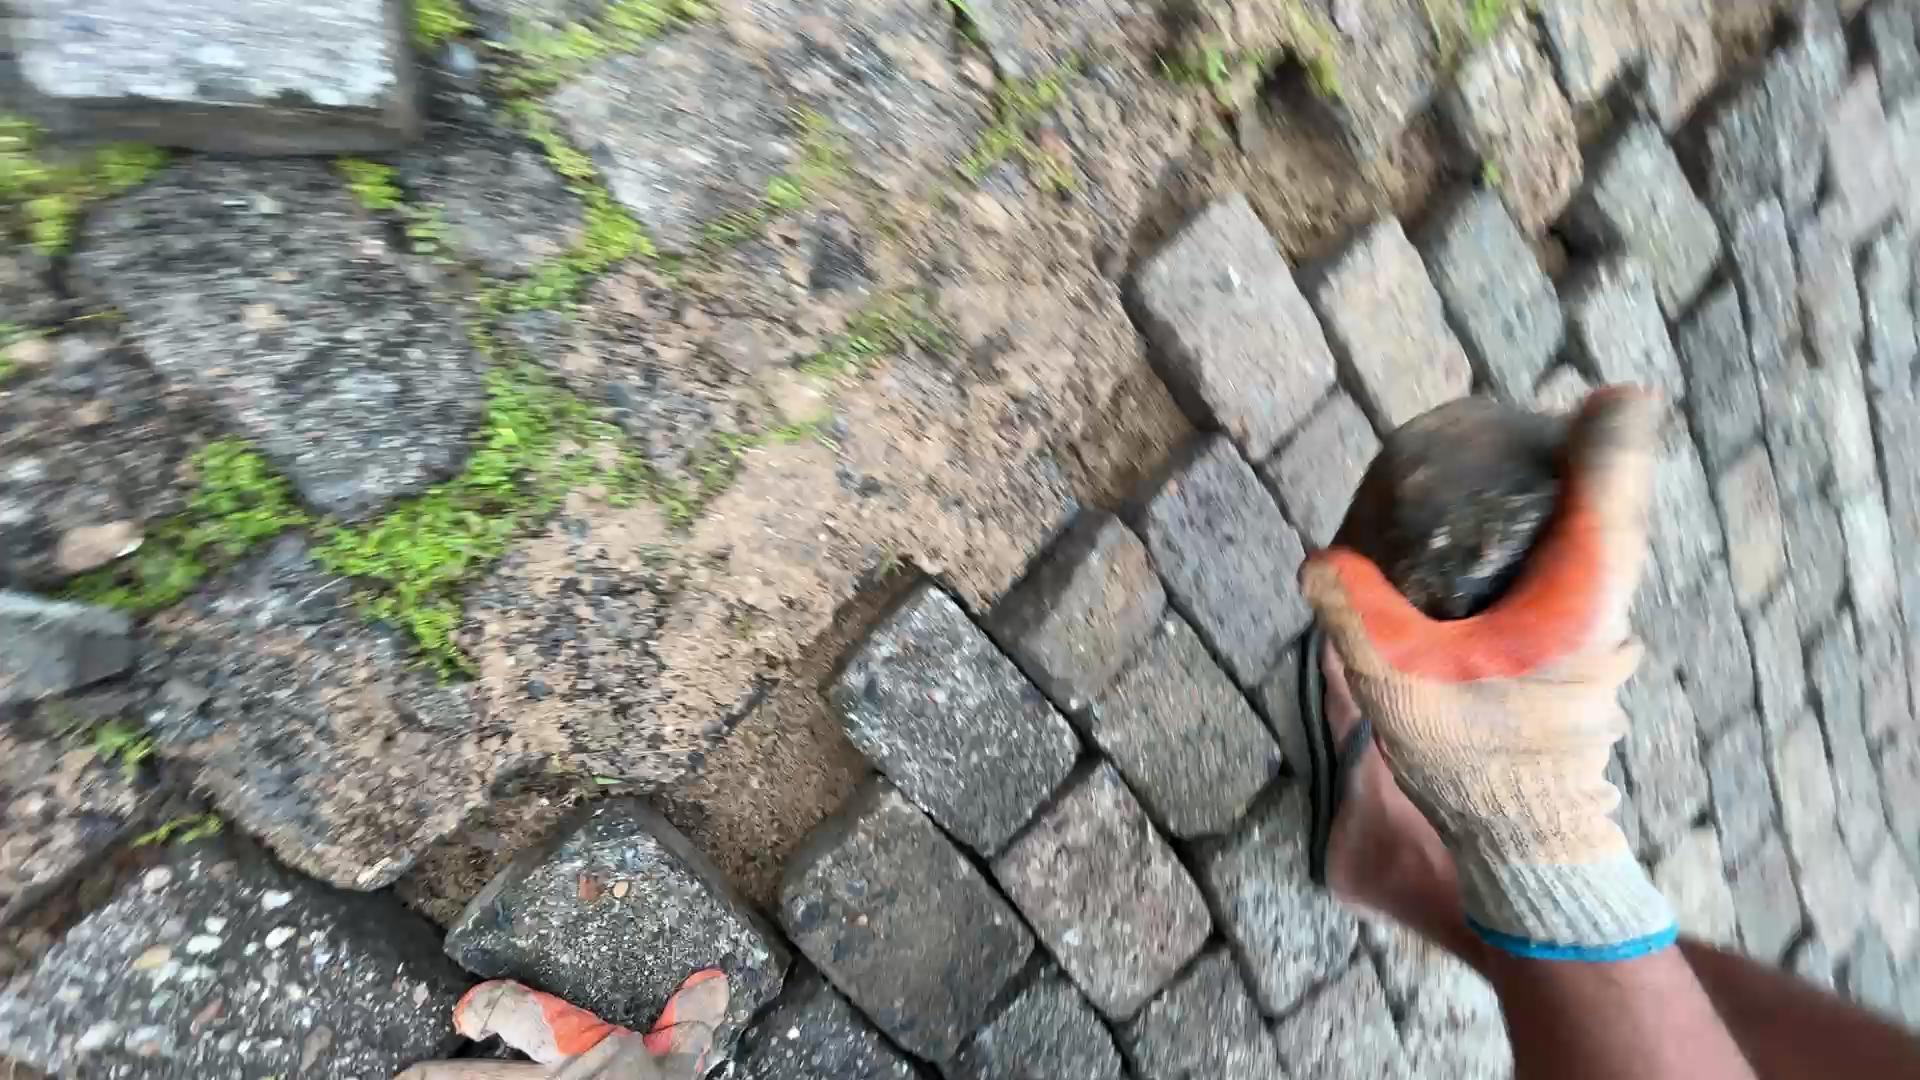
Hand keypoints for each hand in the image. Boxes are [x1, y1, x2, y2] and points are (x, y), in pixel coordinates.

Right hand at [1299, 388, 1674, 959]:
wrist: (1524, 838)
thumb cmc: (1465, 762)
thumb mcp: (1390, 684)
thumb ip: (1351, 614)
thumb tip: (1319, 558)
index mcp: (1570, 613)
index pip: (1610, 506)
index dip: (1611, 443)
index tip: (1603, 398)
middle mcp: (1607, 614)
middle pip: (1612, 511)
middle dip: (1580, 459)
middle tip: (1516, 431)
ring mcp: (1607, 632)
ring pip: (1601, 541)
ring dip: (1565, 499)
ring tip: (1499, 476)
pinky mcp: (1591, 648)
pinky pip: (1581, 569)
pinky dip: (1550, 539)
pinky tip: (1494, 545)